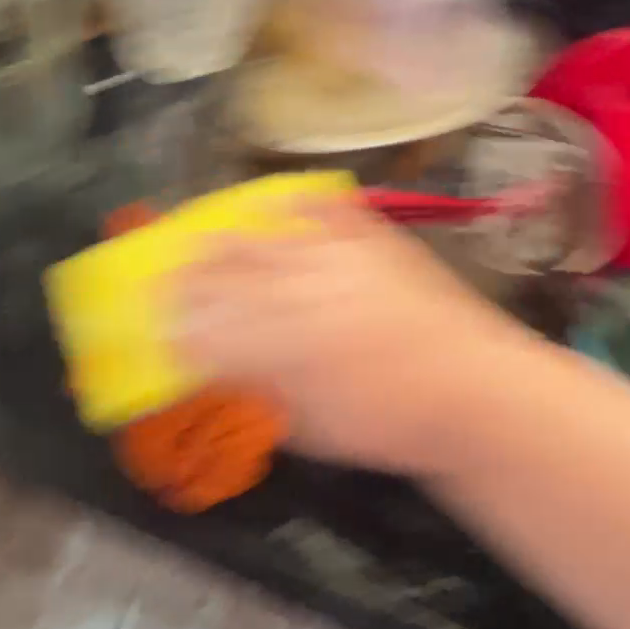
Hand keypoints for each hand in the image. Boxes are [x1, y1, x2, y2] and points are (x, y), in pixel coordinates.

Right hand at [171, 197, 547, 475]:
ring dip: (223, 239)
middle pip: (223, 270)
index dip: (174, 327)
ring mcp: (337, 254)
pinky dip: (293, 203)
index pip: (206, 327)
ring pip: (260, 235)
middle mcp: (301, 288)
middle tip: (169, 282)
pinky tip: (276, 204)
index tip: (157, 327)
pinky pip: (322, 206)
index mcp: (282, 345)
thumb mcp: (310, 425)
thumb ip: (254, 388)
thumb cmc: (387, 421)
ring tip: (204, 240)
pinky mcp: (371, 235)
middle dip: (186, 276)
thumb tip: (209, 366)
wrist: (472, 387)